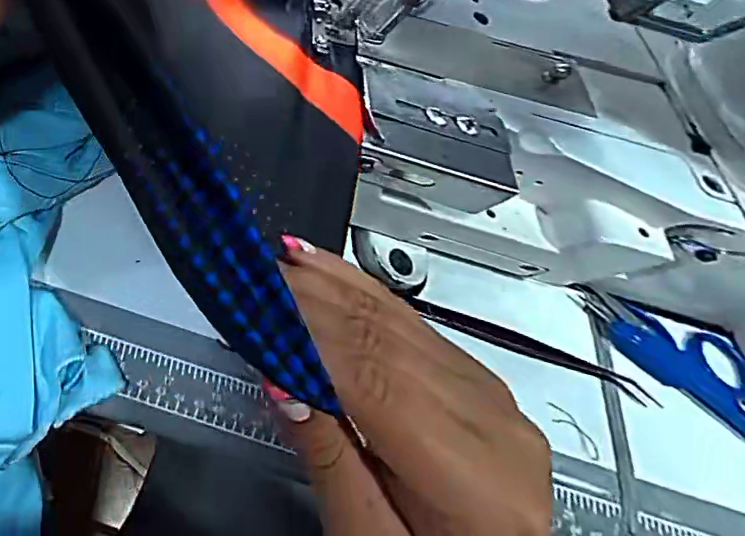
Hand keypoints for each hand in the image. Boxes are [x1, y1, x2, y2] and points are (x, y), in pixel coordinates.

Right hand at [267, 236, 552, 535]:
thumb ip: (330, 463)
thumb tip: (284, 384)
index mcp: (474, 480)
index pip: (372, 378)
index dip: (308, 332)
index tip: (257, 305)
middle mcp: (491, 423)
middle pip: (382, 339)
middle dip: (309, 299)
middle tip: (253, 278)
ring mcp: (487, 394)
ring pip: (394, 319)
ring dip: (328, 286)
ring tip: (279, 264)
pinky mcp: (473, 378)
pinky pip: (408, 320)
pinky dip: (359, 292)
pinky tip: (328, 270)